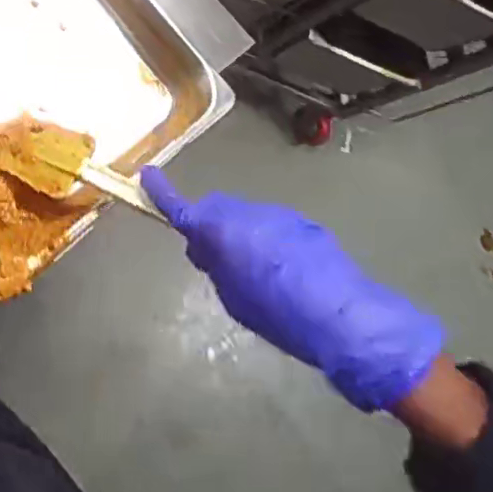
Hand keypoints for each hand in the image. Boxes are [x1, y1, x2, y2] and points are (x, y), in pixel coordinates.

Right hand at [142, 167, 444, 411]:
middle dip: (209, 227)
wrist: (345, 316)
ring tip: (256, 274)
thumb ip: (216, 267)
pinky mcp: (303, 223)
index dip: (161, 193)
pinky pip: (272, 227)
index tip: (146, 175)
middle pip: (216, 209)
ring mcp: (277, 214)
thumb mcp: (233, 298)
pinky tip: (286, 273)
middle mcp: (246, 212)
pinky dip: (267, 241)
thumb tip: (209, 250)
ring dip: (241, 236)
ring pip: (246, 218)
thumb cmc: (278, 313)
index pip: (181, 208)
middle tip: (212, 259)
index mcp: (221, 230)